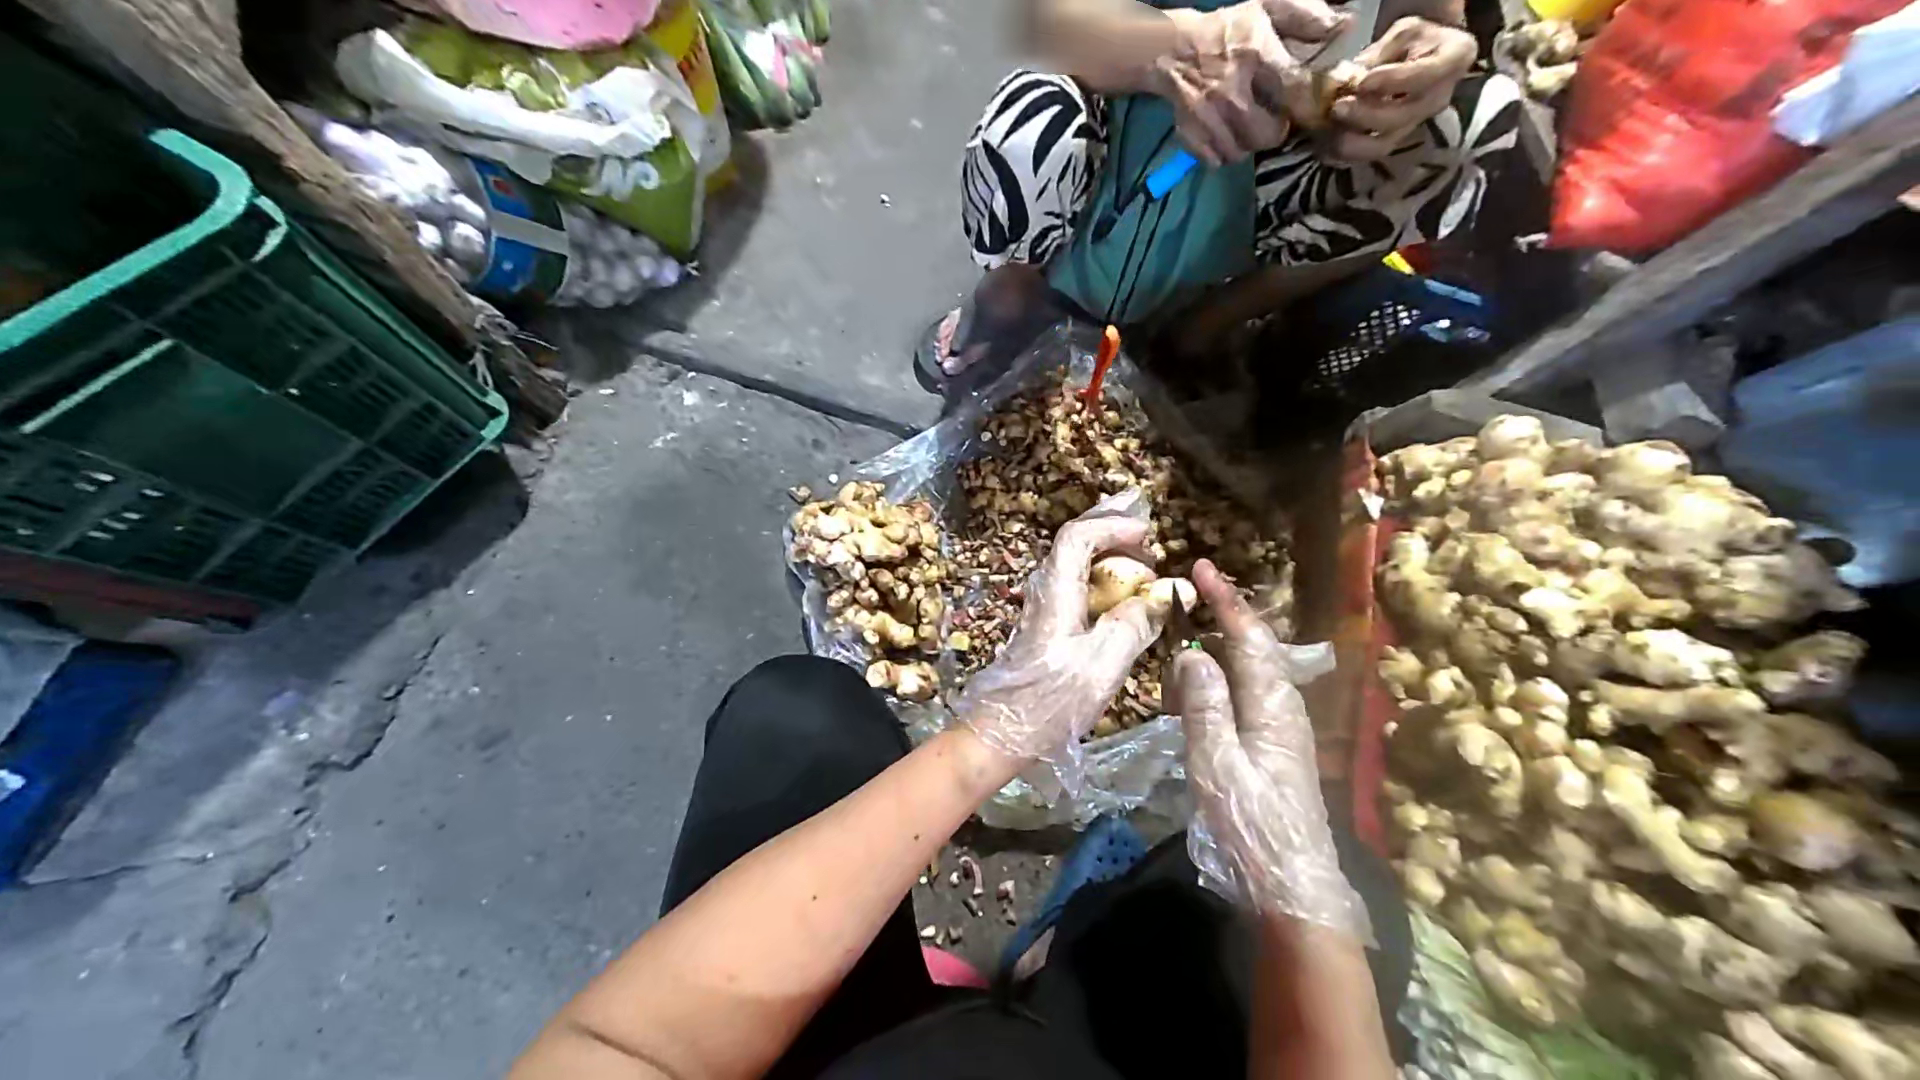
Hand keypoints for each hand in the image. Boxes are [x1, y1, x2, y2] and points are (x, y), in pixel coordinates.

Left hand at [953, 497, 1168, 766]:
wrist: (1001, 732)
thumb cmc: (1050, 700)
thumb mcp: (1102, 665)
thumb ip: (1134, 626)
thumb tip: (1164, 595)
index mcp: (1055, 592)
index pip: (1078, 536)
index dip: (1113, 526)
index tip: (1147, 533)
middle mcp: (1046, 591)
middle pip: (1075, 543)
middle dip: (1111, 530)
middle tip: (1148, 534)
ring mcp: (1045, 608)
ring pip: (1077, 564)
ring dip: (1109, 554)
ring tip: (1144, 558)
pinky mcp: (1048, 626)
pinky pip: (1079, 586)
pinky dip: (1105, 579)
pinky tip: (1125, 594)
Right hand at [1155, 0, 1346, 165]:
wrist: (1175, 50)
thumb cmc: (1228, 30)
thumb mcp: (1268, 8)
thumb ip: (1307, 17)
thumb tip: (1344, 27)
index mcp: (1256, 54)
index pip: (1292, 90)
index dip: (1306, 107)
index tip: (1309, 112)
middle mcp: (1231, 90)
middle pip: (1266, 135)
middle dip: (1274, 132)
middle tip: (1272, 122)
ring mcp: (1208, 117)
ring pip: (1240, 151)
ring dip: (1247, 144)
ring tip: (1246, 128)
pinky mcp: (1191, 135)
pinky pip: (1216, 160)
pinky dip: (1223, 153)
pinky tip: (1225, 136)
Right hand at [1169, 560, 1372, 939]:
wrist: (1291, 884)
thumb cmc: (1250, 822)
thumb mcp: (1216, 761)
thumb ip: (1204, 704)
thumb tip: (1193, 654)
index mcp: (1271, 704)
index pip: (1249, 637)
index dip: (1226, 600)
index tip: (1202, 569)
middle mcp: (1282, 707)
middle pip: (1252, 649)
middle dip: (1220, 622)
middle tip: (1185, 607)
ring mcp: (1280, 728)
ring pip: (1245, 674)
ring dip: (1214, 657)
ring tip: (1180, 660)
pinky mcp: (1273, 747)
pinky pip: (1241, 697)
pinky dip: (1215, 686)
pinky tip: (1194, 700)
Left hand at [1327, 16, 1476, 159]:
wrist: (1416, 60)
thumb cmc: (1413, 42)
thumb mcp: (1402, 35)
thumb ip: (1380, 57)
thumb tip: (1350, 82)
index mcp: (1453, 60)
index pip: (1424, 76)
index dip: (1391, 82)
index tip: (1362, 82)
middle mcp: (1437, 100)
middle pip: (1400, 118)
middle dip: (1364, 116)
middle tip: (1337, 107)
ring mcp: (1415, 126)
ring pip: (1382, 146)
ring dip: (1350, 143)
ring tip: (1327, 130)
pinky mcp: (1392, 142)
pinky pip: (1366, 157)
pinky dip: (1342, 155)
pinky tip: (1324, 146)